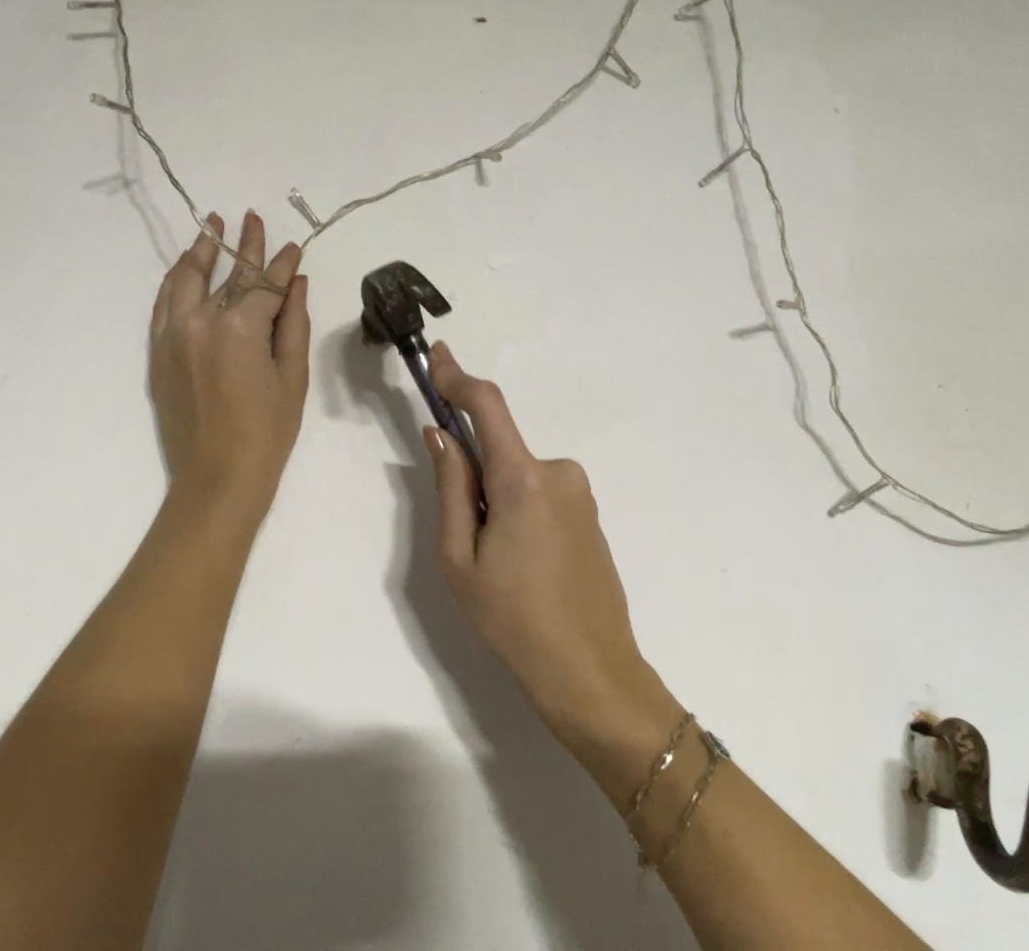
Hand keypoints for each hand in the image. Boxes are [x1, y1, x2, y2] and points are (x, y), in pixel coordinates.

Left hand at [149, 211, 309, 513]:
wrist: (217, 478)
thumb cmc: (267, 434)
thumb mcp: (292, 378)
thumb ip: (293, 324)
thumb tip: (297, 282)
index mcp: (239, 328)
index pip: (266, 284)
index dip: (283, 263)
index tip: (294, 244)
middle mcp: (200, 322)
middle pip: (226, 274)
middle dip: (244, 245)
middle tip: (252, 217)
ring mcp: (173, 335)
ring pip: (186, 279)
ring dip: (201, 251)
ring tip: (212, 226)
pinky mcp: (158, 351)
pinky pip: (164, 302)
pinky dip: (177, 280)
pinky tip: (186, 268)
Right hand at [424, 343, 677, 762]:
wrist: (589, 671)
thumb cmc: (511, 618)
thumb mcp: (459, 558)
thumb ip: (449, 487)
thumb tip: (440, 434)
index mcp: (524, 478)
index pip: (488, 406)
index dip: (458, 378)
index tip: (437, 357)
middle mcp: (559, 473)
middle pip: (501, 450)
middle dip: (472, 474)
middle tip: (463, 540)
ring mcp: (581, 495)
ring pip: (519, 477)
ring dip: (496, 500)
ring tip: (496, 567)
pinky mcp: (591, 516)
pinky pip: (541, 496)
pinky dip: (518, 513)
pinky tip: (523, 568)